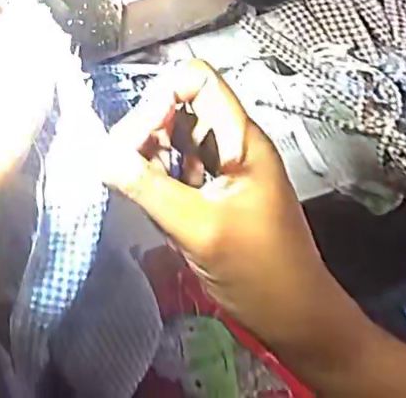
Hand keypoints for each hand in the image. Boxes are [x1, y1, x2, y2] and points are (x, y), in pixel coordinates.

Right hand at [100, 61, 372, 372]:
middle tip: (133, 161)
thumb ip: (151, 189)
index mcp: (240, 138)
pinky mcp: (211, 190)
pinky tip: (149, 194)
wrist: (299, 325)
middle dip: (149, 126)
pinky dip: (156, 173)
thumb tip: (106, 156)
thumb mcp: (202, 229)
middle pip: (178, 105)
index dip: (166, 92)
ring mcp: (221, 167)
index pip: (198, 80)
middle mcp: (230, 143)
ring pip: (173, 135)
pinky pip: (175, 163)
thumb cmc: (265, 275)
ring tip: (138, 178)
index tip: (147, 128)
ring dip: (149, 151)